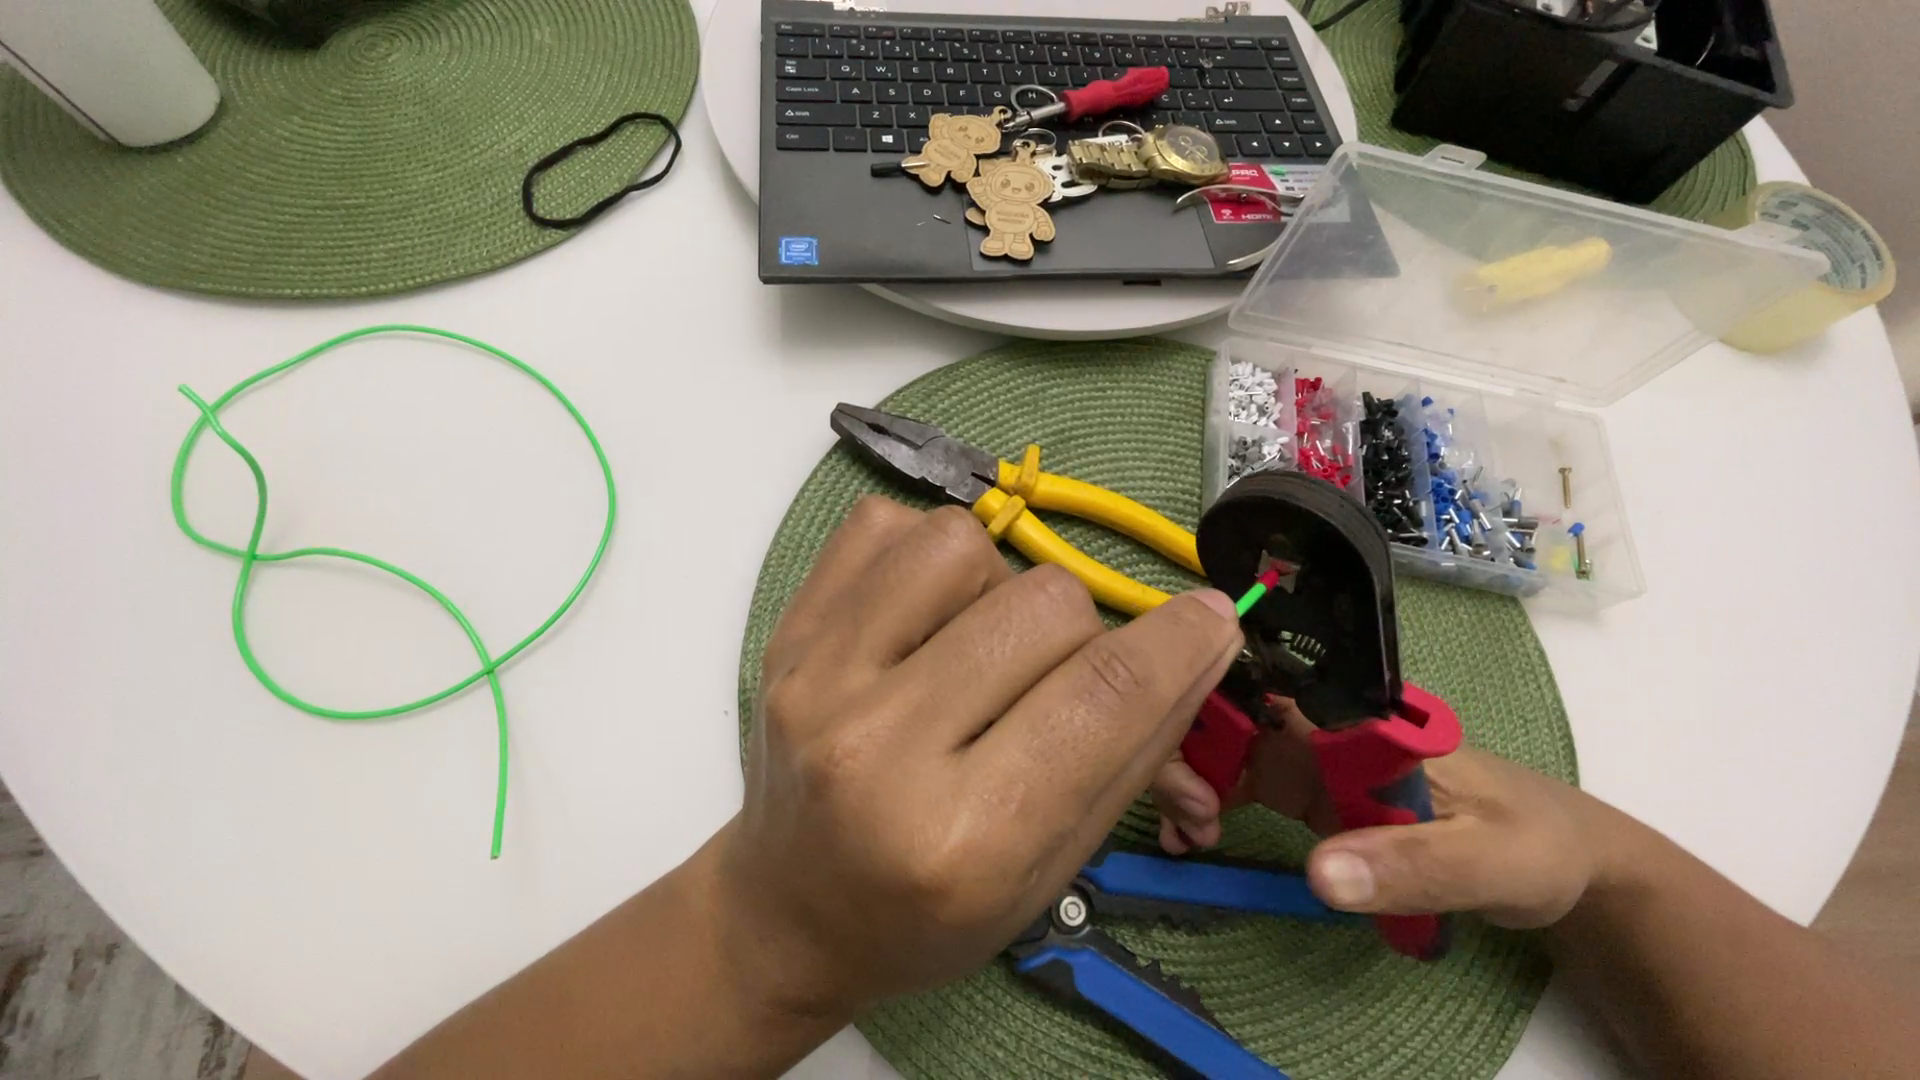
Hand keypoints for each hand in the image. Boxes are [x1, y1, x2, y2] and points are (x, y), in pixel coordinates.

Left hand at [717, 496, 1243, 1018]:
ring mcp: (817, 678)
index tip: (1210, 618)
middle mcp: (879, 747)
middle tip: (1058, 676)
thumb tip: (1204, 644)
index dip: (1176, 644)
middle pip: (1042, 604)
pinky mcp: (787, 633)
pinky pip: (883, 525)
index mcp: (963, 838)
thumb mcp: (1049, 868)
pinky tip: (927, 613)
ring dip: (1001, 581)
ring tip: (982, 640)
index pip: (1101, 697)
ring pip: (960, 541)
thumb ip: (1132, 755)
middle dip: (1083, 631)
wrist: (790, 909)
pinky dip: (927, 552)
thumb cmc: (930, 912)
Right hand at [1150, 700, 1629, 928]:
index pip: (1265, 693)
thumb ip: (1411, 865)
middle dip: (1191, 755)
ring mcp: (1312, 759)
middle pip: (1230, 716)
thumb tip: (1318, 875)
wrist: (1562, 865)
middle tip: (1186, 819)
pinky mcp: (1309, 793)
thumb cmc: (1536, 844)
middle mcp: (1325, 728)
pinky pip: (1240, 787)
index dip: (1210, 715)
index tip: (1185, 771)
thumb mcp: (1489, 860)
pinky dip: (1208, 807)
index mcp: (1360, 721)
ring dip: (1192, 782)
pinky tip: (1191, 837)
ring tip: (1183, 835)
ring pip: (1225, 749)